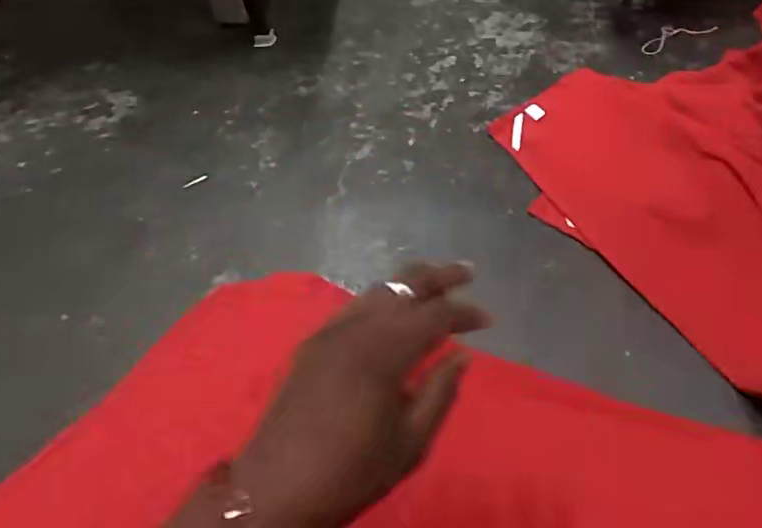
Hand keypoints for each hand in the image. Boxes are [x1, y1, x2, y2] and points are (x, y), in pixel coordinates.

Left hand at [232, 263, 491, 527]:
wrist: (273, 490)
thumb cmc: (350, 472)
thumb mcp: (409, 444)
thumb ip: (440, 392)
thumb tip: (462, 355)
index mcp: (385, 349)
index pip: (435, 313)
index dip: (465, 312)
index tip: (487, 319)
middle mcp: (359, 326)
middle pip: (406, 284)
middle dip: (440, 274)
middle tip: (467, 271)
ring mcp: (333, 329)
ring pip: (380, 288)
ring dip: (410, 283)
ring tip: (435, 286)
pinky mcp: (315, 340)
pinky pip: (357, 305)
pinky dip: (382, 299)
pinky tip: (392, 310)